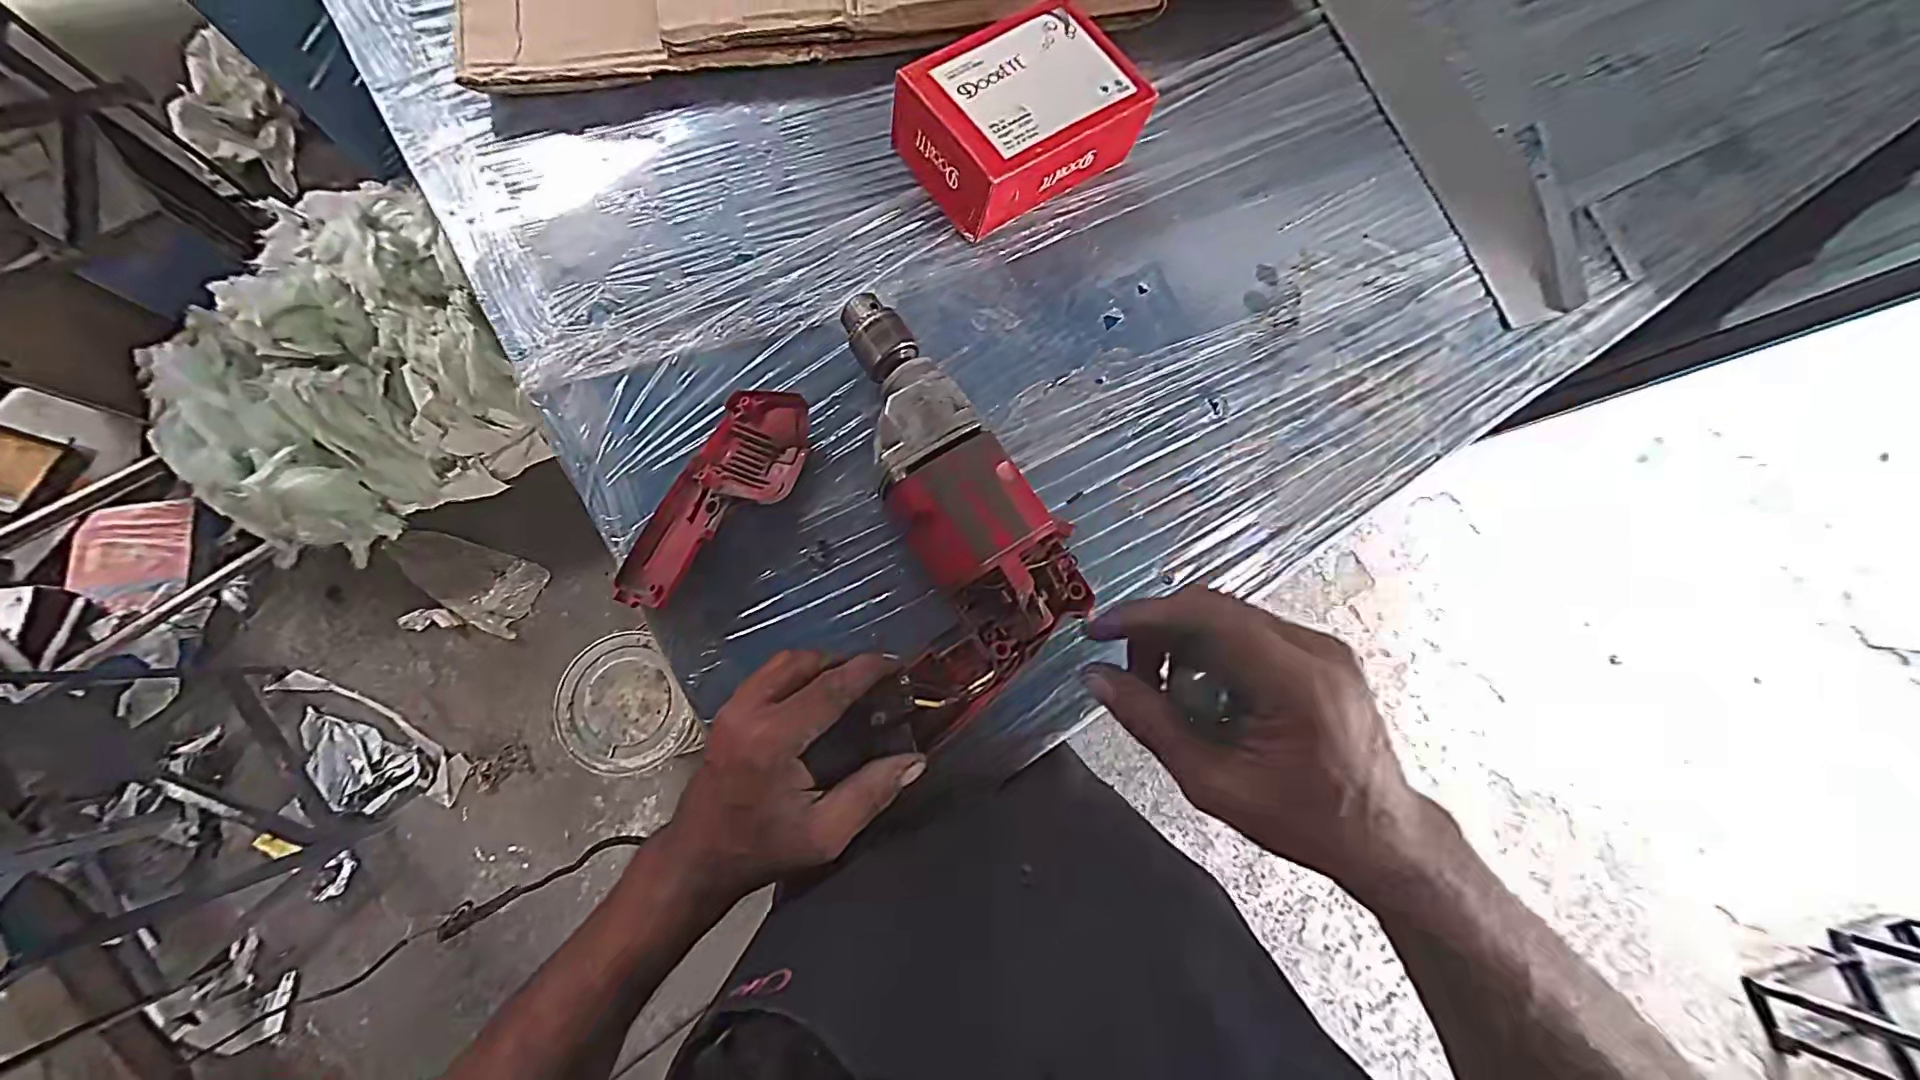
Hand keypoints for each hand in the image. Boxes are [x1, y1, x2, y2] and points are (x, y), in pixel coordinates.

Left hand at [654, 651, 924, 904]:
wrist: (697, 859)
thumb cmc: (761, 849)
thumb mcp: (826, 835)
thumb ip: (872, 793)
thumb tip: (914, 761)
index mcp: (773, 740)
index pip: (829, 688)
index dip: (868, 670)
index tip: (896, 665)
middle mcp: (749, 712)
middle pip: (806, 662)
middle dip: (846, 662)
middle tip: (878, 676)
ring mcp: (734, 707)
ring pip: (785, 661)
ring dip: (822, 663)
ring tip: (852, 680)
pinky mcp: (728, 710)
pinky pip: (769, 673)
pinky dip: (800, 672)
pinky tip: (819, 691)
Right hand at [1082, 585, 1429, 895]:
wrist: (1382, 836)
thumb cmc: (1307, 821)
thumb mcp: (1212, 782)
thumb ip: (1149, 723)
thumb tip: (1098, 679)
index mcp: (1296, 680)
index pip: (1206, 617)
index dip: (1143, 617)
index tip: (1101, 630)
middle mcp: (1314, 649)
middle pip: (1211, 609)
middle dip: (1157, 633)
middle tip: (1128, 674)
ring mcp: (1319, 646)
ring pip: (1224, 617)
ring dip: (1181, 644)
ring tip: (1166, 693)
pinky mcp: (1315, 653)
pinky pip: (1244, 632)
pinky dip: (1208, 653)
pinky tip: (1201, 693)